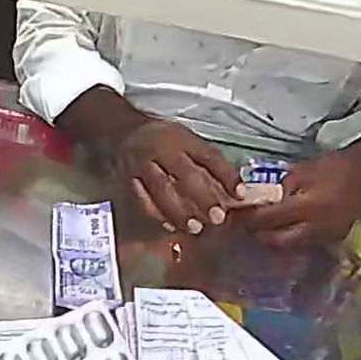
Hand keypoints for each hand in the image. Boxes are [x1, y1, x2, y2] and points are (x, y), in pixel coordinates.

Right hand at [118, 118, 240, 234]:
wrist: (120, 131)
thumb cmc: (159, 137)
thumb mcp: (183, 138)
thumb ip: (203, 158)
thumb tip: (229, 186)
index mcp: (181, 138)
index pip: (208, 156)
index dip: (226, 175)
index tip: (240, 194)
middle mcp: (161, 150)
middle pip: (184, 175)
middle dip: (203, 197)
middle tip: (217, 217)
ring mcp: (141, 165)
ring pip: (161, 191)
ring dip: (179, 211)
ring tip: (194, 228)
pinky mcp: (127, 180)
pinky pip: (142, 200)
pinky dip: (157, 215)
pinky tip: (170, 226)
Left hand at [237, 134, 360, 248]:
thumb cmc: (332, 168)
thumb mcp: (300, 172)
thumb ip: (274, 188)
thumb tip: (247, 198)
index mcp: (307, 206)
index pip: (267, 219)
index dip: (247, 218)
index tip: (232, 215)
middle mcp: (316, 227)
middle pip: (274, 240)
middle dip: (257, 234)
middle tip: (245, 225)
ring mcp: (325, 237)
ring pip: (287, 247)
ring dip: (271, 240)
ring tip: (260, 229)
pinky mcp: (331, 241)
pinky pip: (302, 246)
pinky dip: (287, 241)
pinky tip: (280, 232)